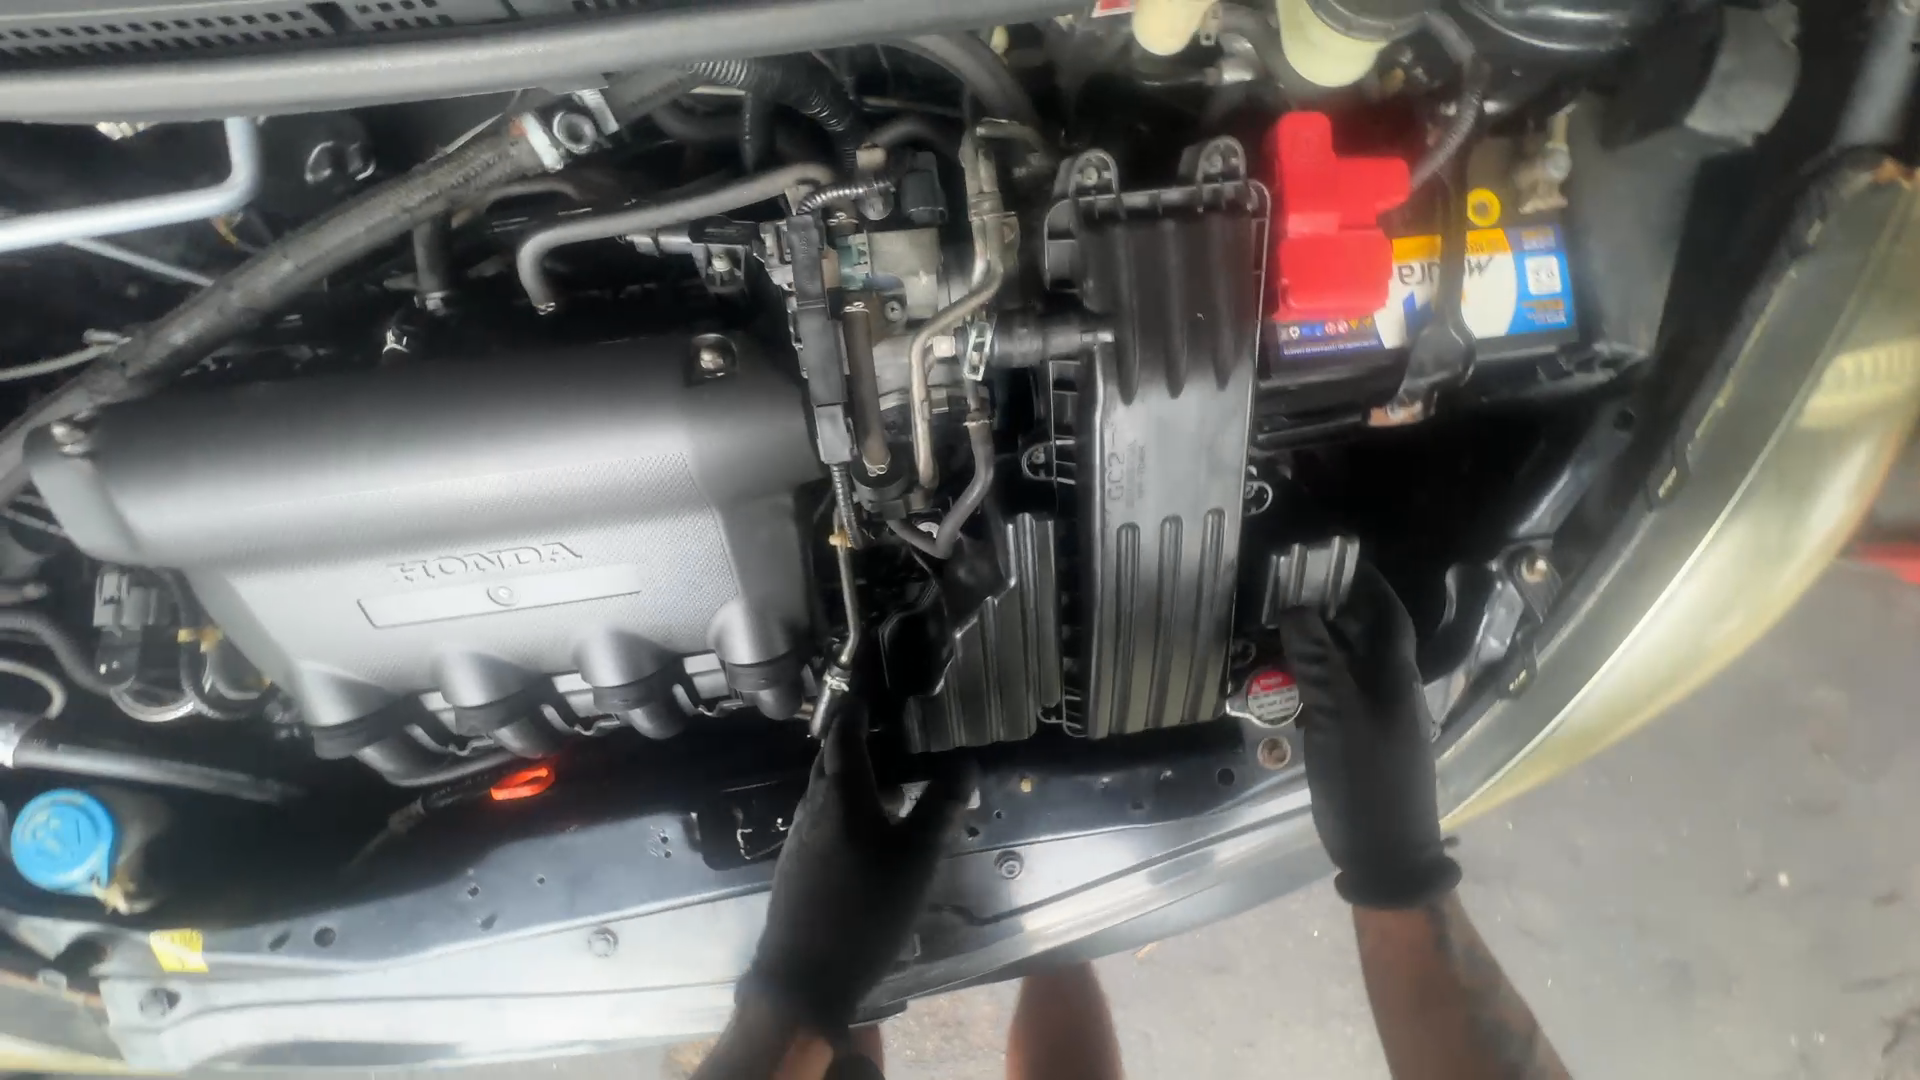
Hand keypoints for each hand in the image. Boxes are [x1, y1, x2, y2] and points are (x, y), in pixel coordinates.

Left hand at [743, 701, 972, 1031]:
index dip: (855, 709)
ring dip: (851, 775)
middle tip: (885, 729)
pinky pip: (822, 815)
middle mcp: (814, 805)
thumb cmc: (866, 907)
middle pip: (830, 758)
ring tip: (888, 779)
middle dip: (853, 738)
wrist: (803, 977)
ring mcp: (801, 836)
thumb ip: (940, 806)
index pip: (844, 733)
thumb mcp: (917, 857)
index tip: (869, 691)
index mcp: (841, 794)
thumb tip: (966, 762)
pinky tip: (869, 829)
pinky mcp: (797, 863)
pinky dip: (845, 804)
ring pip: (826, 789)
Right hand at [1277, 563, 1459, 908]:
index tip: (1338, 560)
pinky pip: (1333, 693)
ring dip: (1318, 643)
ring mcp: (1373, 717)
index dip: (1369, 586)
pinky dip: (1311, 676)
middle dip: (1335, 609)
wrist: (1385, 853)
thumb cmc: (1368, 781)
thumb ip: (1318, 663)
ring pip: (1346, 665)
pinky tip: (1282, 676)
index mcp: (1396, 680)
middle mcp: (1389, 691)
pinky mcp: (1355, 738)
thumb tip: (1297, 609)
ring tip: (1279, 625)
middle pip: (1365, 637)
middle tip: (1292, 588)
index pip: (1388, 618)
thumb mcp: (1339, 717)